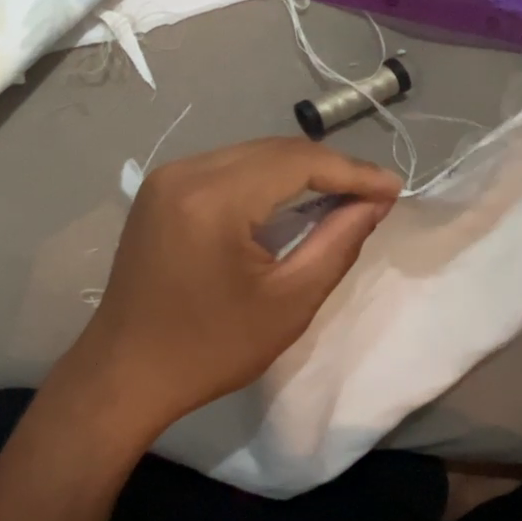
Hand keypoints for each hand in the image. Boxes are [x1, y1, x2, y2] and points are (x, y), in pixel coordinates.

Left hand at [66, 138, 399, 429]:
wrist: (126, 370)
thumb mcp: (287, 304)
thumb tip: (373, 202)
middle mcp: (186, 171)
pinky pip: (224, 167)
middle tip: (373, 194)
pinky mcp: (160, 188)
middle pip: (272, 150)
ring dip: (295, 170)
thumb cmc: (210, 348)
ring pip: (248, 154)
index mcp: (212, 198)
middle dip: (326, 167)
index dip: (350, 171)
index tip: (394, 188)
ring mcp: (167, 176)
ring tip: (341, 194)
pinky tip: (288, 199)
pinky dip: (262, 178)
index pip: (296, 162)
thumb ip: (336, 244)